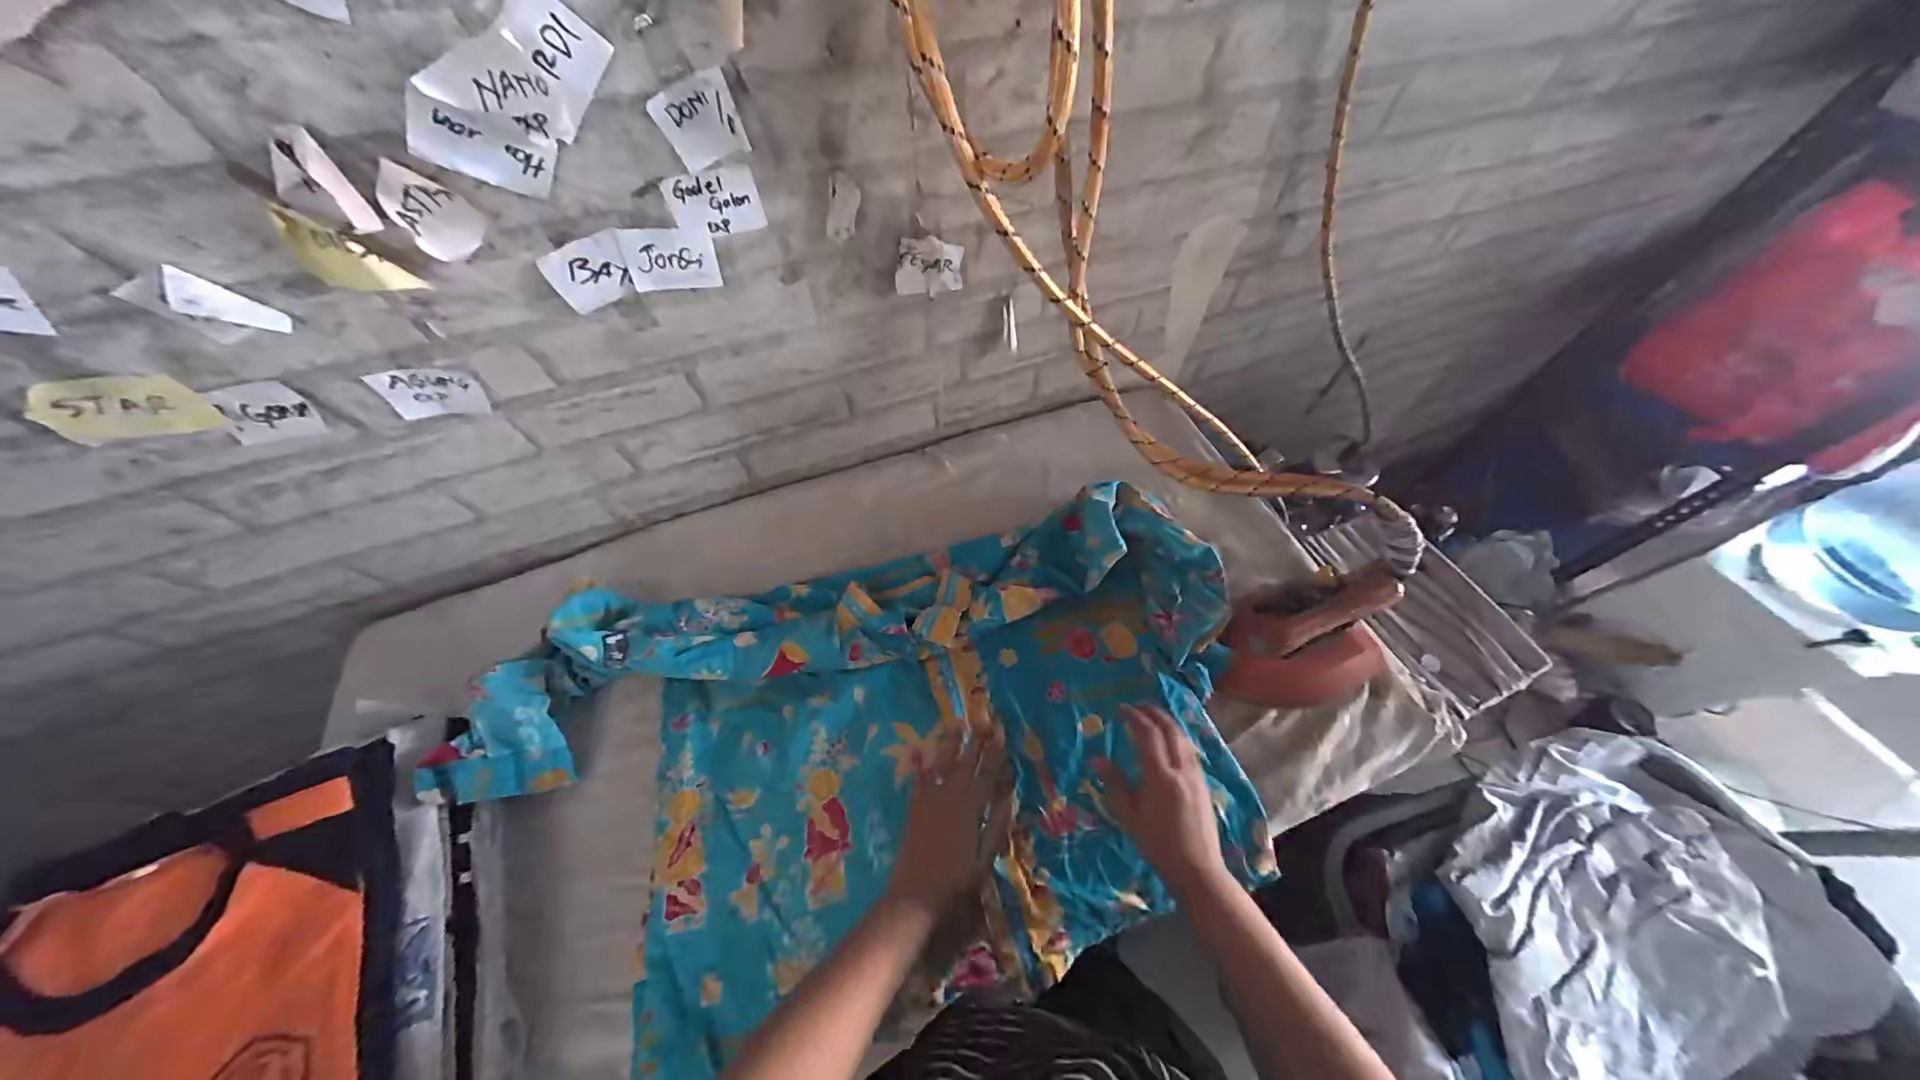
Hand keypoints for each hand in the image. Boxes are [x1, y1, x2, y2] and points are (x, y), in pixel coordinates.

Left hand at [886, 724, 1009, 915]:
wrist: (916, 893)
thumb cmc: (956, 878)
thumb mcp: (985, 856)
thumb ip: (997, 823)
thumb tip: (1010, 794)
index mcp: (970, 809)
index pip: (987, 775)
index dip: (996, 755)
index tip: (1002, 735)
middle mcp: (950, 798)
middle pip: (965, 764)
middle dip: (976, 742)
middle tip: (984, 720)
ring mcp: (930, 800)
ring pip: (942, 765)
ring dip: (949, 744)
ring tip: (955, 724)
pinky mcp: (915, 807)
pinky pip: (918, 780)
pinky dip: (918, 764)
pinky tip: (917, 749)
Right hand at [1096, 704, 1231, 898]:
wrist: (1197, 869)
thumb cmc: (1158, 845)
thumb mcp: (1130, 816)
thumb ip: (1115, 784)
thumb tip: (1097, 760)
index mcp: (1160, 776)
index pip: (1148, 735)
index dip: (1135, 718)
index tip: (1122, 709)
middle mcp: (1181, 770)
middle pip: (1169, 730)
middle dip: (1154, 713)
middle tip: (1138, 706)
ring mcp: (1196, 776)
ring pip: (1183, 738)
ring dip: (1168, 722)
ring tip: (1154, 717)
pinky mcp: (1204, 784)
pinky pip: (1190, 750)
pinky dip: (1178, 737)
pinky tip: (1171, 741)